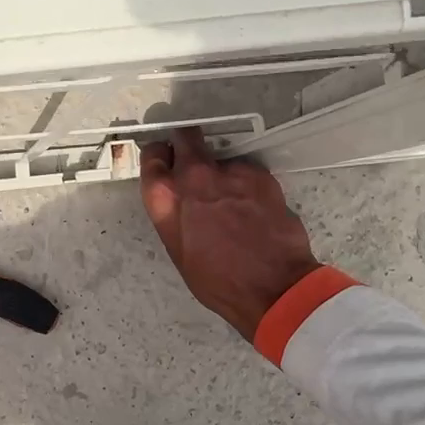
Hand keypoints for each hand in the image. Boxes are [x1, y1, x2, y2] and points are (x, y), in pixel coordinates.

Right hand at [139, 128, 320, 340]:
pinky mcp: (260, 174)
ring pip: (220, 158)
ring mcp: (229, 172)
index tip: (166, 163)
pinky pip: (246, 172)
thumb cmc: (216, 280)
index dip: (160, 156)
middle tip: (195, 163)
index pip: (152, 155)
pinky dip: (247, 185)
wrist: (272, 286)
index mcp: (165, 198)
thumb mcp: (177, 249)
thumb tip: (178, 200)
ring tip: (233, 202)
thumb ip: (172, 213)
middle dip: (188, 144)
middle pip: (185, 137)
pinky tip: (254, 208)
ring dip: (222, 172)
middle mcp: (193, 176)